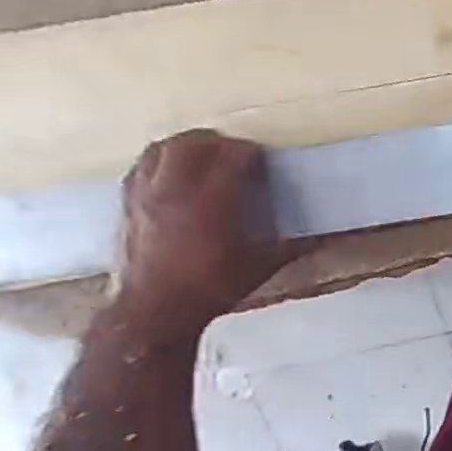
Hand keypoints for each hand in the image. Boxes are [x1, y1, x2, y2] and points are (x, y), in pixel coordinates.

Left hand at [113, 130, 295, 339]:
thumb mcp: (260, 268)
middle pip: (190, 144)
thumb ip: (291, 248)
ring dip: (184, 145)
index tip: (261, 155)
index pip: (229, 160)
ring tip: (202, 153)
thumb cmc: (213, 288)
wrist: (155, 309)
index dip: (248, 153)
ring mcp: (144, 195)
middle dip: (214, 141)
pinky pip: (141, 166)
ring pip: (160, 149)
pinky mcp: (126, 203)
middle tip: (233, 148)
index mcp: (210, 205)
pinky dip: (160, 161)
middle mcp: (173, 192)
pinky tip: (172, 172)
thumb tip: (324, 240)